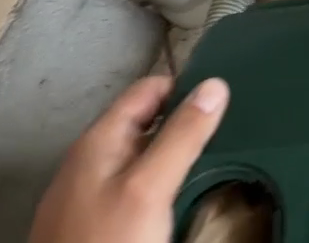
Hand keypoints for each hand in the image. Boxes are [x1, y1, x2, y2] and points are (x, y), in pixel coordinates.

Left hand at [30, 76, 228, 242]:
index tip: (221, 107)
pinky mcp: (92, 225)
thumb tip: (215, 83)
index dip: (185, 91)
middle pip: (145, 121)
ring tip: (206, 166)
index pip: (149, 88)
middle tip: (221, 138)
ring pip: (140, 156)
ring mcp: (87, 195)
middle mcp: (89, 160)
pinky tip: (174, 203)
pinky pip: (132, 187)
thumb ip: (182, 135)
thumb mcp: (150, 188)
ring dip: (172, 156)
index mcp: (98, 140)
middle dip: (182, 124)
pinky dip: (157, 184)